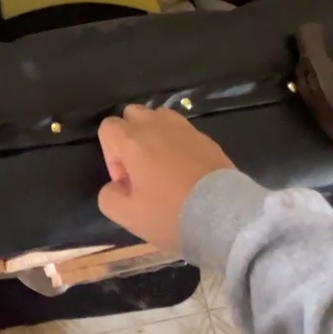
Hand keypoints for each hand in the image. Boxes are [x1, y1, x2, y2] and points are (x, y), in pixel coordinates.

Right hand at [96, 104, 234, 251]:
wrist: (225, 218)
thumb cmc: (172, 214)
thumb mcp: (129, 216)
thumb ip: (109, 197)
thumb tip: (115, 186)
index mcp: (133, 141)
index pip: (108, 128)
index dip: (110, 154)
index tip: (126, 182)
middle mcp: (155, 126)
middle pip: (132, 114)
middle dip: (130, 137)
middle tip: (142, 170)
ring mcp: (184, 130)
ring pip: (159, 117)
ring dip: (155, 135)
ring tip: (164, 165)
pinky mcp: (207, 139)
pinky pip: (183, 132)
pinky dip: (179, 144)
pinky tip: (188, 171)